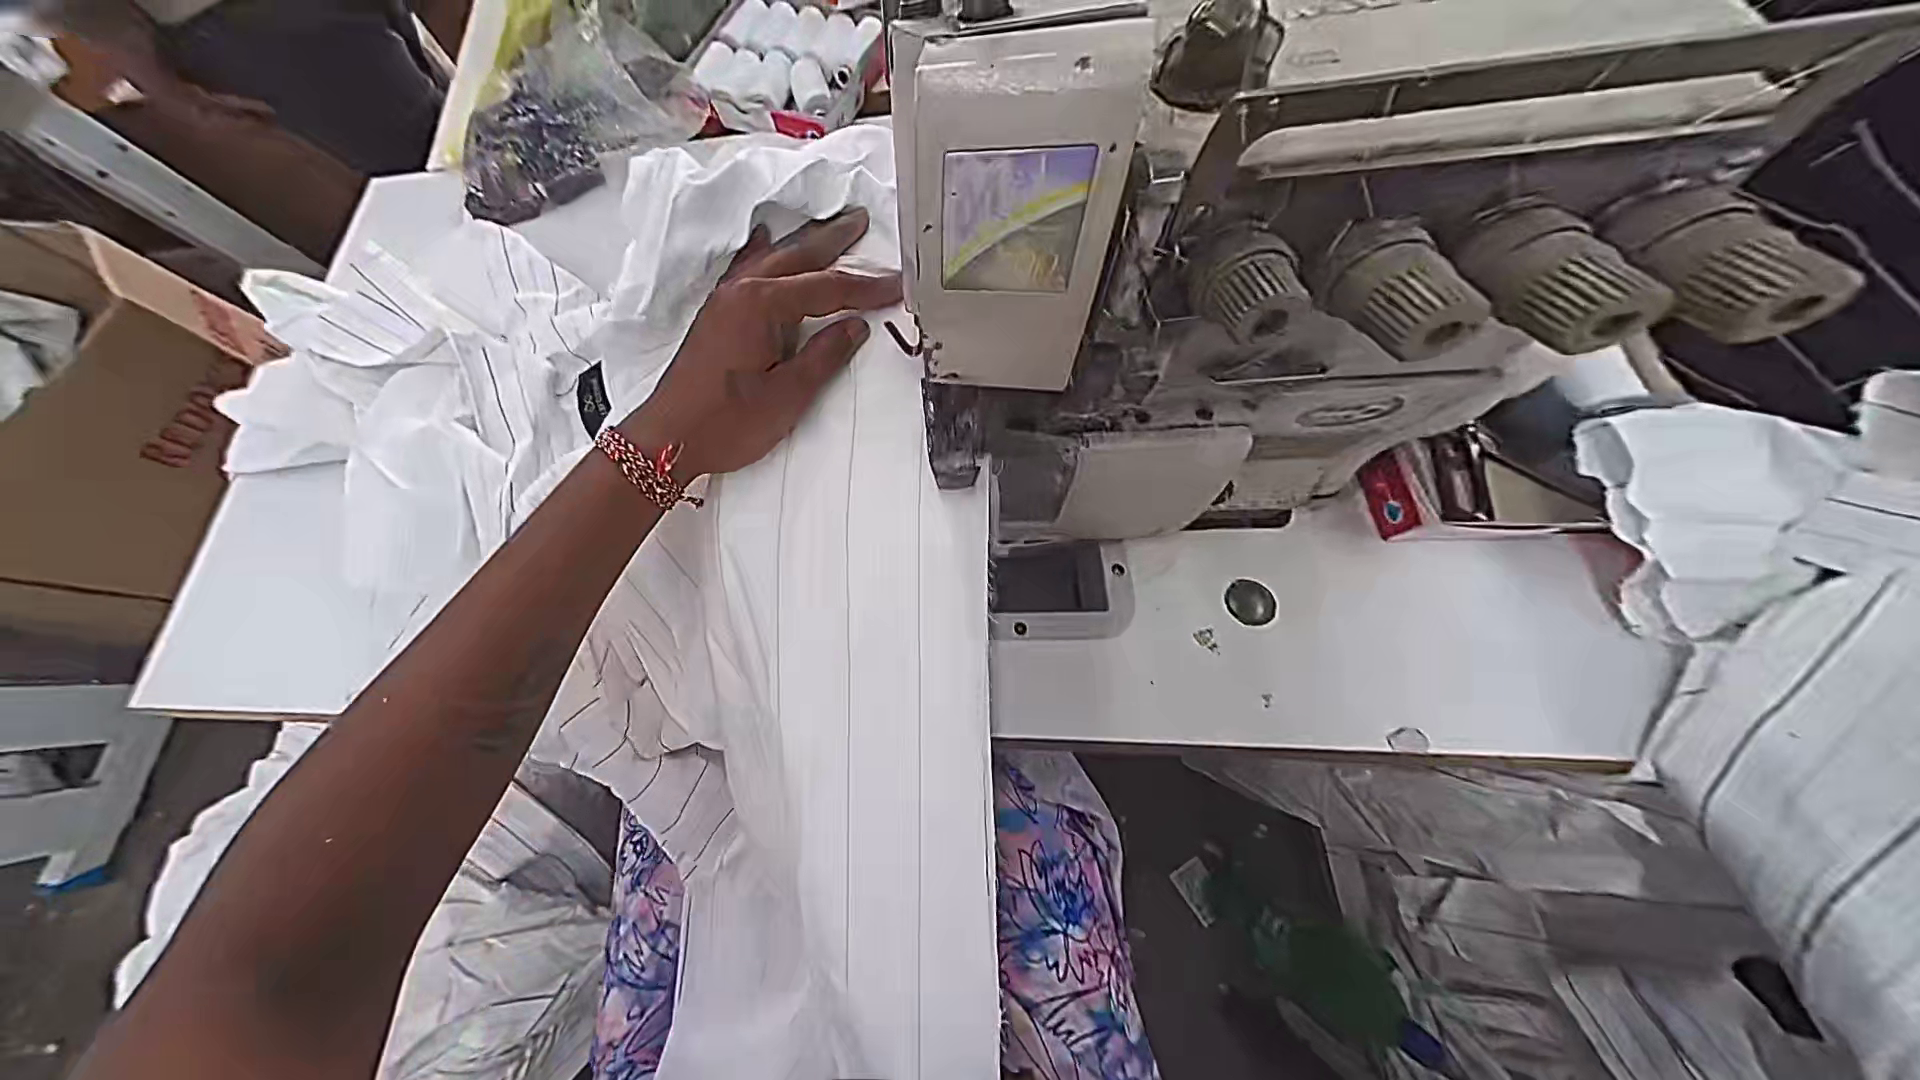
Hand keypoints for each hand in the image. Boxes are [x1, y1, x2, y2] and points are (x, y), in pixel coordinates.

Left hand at [620, 207, 901, 477]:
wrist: (669, 439)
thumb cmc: (728, 422)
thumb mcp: (788, 394)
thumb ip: (824, 356)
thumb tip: (854, 327)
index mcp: (761, 306)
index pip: (826, 288)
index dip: (866, 287)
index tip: (899, 284)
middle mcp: (740, 292)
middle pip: (796, 257)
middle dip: (832, 239)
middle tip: (860, 219)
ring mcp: (724, 301)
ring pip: (771, 259)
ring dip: (803, 243)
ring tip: (828, 230)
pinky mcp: (716, 316)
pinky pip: (746, 270)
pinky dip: (763, 254)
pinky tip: (764, 242)